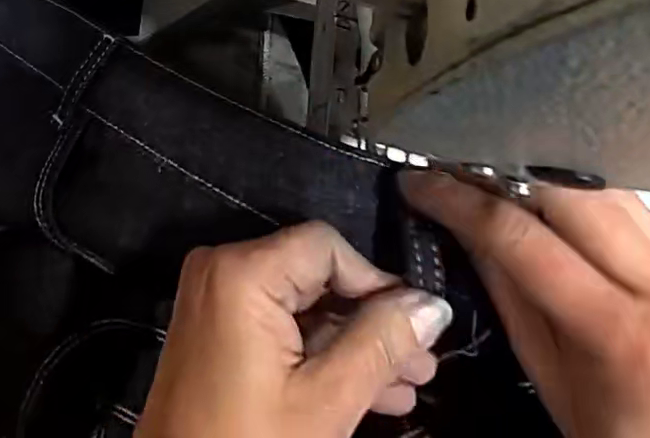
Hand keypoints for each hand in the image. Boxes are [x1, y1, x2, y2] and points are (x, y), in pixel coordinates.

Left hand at [136, 221, 453, 437]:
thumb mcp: (323, 403)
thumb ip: (379, 344)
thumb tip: (432, 304)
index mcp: (242, 270)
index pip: (325, 246)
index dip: (375, 282)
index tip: (417, 324)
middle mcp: (224, 267)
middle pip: (315, 275)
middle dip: (371, 320)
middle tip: (423, 361)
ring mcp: (217, 297)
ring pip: (302, 303)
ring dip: (353, 341)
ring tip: (408, 382)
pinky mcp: (217, 327)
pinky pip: (279, 322)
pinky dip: (319, 350)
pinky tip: (370, 387)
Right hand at [400, 173, 649, 437]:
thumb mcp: (548, 378)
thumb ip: (505, 289)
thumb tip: (460, 221)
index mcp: (628, 339)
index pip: (521, 236)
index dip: (459, 200)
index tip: (421, 183)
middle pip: (566, 192)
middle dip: (501, 175)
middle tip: (456, 176)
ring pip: (602, 189)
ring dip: (542, 180)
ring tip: (498, 185)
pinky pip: (634, 213)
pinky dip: (583, 201)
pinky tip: (553, 208)